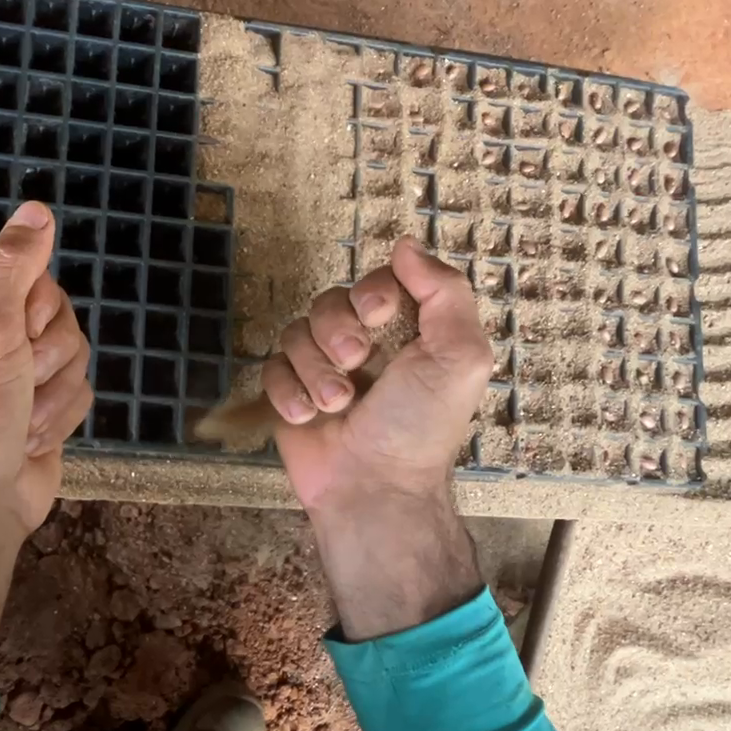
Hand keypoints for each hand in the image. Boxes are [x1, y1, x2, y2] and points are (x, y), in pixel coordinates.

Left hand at [0, 200, 93, 546]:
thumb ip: (14, 262)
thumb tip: (37, 209)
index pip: (19, 265)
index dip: (30, 298)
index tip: (16, 327)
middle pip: (54, 307)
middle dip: (46, 350)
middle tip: (18, 375)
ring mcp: (16, 369)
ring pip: (73, 347)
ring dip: (53, 387)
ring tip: (21, 412)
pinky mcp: (43, 402)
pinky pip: (79, 386)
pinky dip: (60, 413)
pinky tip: (32, 434)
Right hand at [263, 236, 490, 637]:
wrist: (371, 488)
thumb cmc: (418, 426)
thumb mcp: (459, 357)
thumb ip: (445, 293)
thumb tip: (405, 243)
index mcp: (405, 332)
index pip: (375, 281)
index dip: (370, 292)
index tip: (379, 317)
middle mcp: (361, 344)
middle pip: (327, 302)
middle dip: (336, 334)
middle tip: (355, 366)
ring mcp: (320, 369)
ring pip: (294, 334)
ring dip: (314, 371)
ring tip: (336, 406)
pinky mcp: (287, 394)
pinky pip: (270, 369)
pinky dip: (288, 393)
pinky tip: (308, 418)